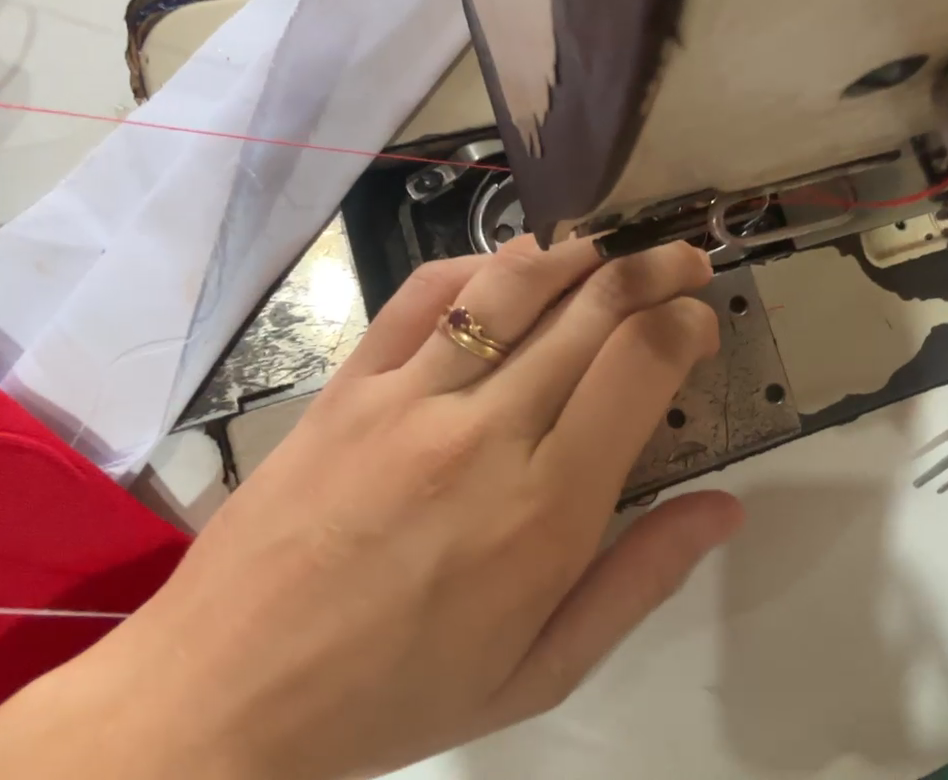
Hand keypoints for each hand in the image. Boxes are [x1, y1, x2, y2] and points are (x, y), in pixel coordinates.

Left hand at [0, 239, 742, 779]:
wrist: (222, 700)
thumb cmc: (399, 694)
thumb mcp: (543, 669)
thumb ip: (642, 579)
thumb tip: (725, 507)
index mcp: (546, 507)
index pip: (640, 365)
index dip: (685, 323)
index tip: (702, 321)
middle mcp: (485, 432)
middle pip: (592, 309)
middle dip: (655, 270)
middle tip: (686, 261)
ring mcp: (407, 398)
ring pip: (513, 286)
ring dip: (579, 253)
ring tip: (614, 247)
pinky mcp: (347, 385)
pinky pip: (424, 296)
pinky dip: (482, 266)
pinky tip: (512, 269)